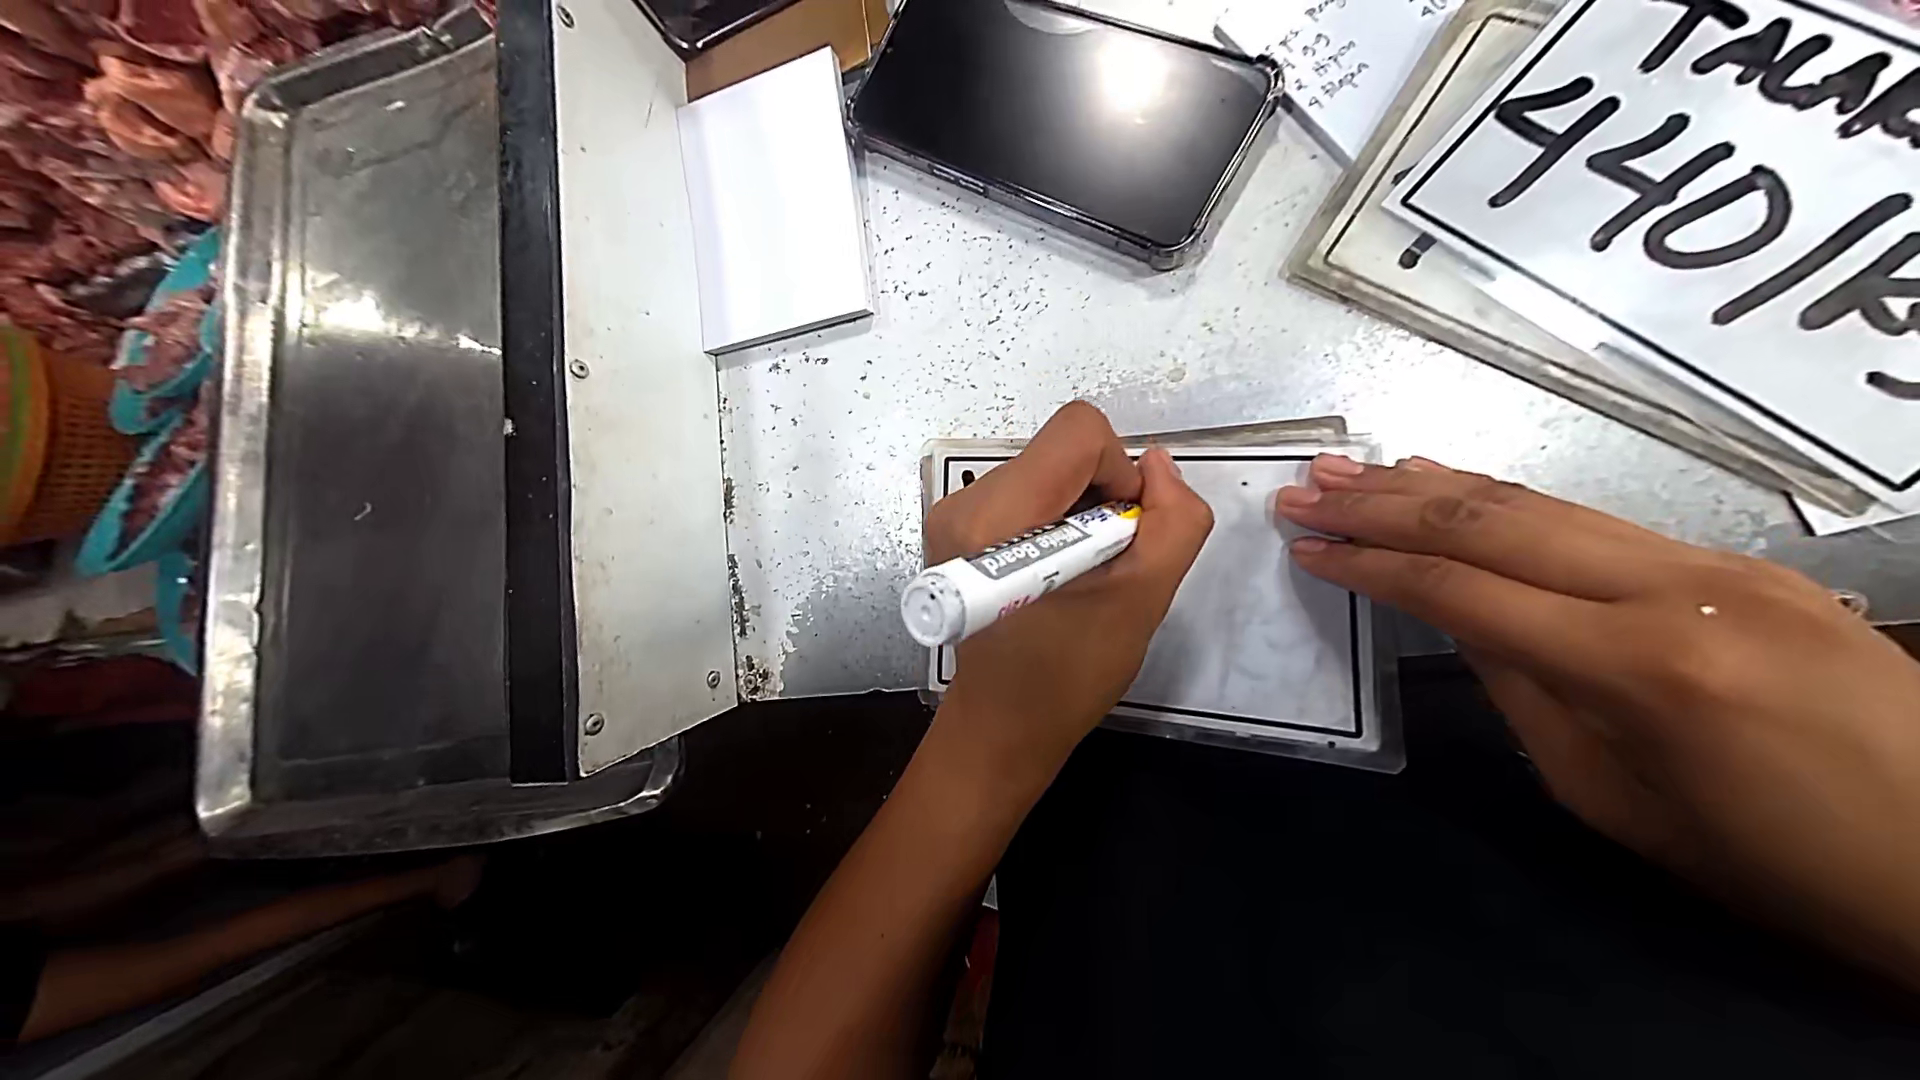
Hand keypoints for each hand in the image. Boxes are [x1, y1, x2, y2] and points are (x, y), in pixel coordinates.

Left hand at [926, 402, 1212, 780]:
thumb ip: (1175, 520)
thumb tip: (1158, 464)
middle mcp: (964, 503)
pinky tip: (1057, 569)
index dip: (1119, 471)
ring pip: (1045, 468)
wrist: (1002, 722)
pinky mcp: (956, 527)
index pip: (1077, 431)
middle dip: (1100, 495)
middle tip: (1104, 559)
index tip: (1122, 529)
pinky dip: (1055, 517)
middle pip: (1059, 450)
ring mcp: (954, 514)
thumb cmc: (1066, 675)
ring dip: (1080, 509)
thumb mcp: (1143, 599)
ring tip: (1080, 571)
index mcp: (998, 517)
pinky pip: (1024, 490)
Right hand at [1275, 454, 1919, 986]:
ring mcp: (1711, 565)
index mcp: (1634, 666)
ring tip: (1350, 471)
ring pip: (1532, 503)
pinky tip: (1442, 478)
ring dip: (1425, 485)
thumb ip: (1518, 684)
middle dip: (1379, 504)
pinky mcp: (1730, 561)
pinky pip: (1584, 516)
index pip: (1459, 589)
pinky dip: (1497, 495)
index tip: (1305, 545)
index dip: (1368, 563)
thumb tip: (1457, 614)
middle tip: (1307, 488)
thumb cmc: (1764, 858)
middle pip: (1487, 524)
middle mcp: (1672, 591)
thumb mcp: (1601, 788)